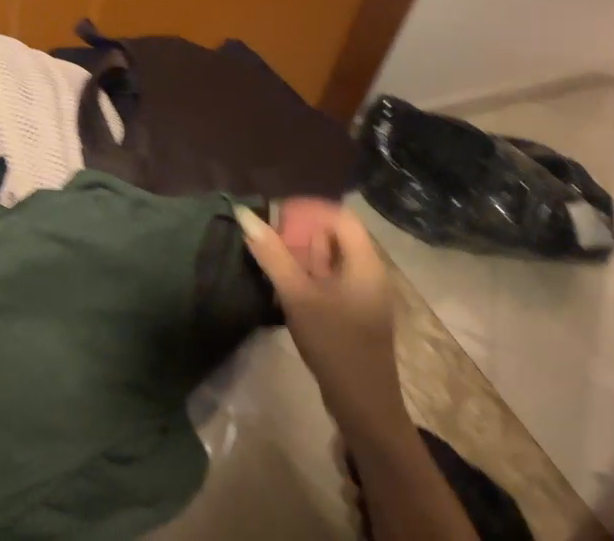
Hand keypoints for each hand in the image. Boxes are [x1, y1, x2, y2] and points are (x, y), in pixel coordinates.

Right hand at [235, 203, 406, 438]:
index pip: (340, 216)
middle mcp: (368, 273)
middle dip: (299, 233)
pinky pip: (328, 281)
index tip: (275, 214)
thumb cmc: (334, 343)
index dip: (308, 210)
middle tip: (265, 240)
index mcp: (365, 264)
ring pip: (329, 261)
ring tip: (267, 261)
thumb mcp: (298, 296)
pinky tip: (281, 288)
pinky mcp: (352, 314)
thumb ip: (272, 254)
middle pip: (334, 236)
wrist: (362, 404)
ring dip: (299, 256)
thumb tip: (245, 215)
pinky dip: (305, 277)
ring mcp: (361, 295)